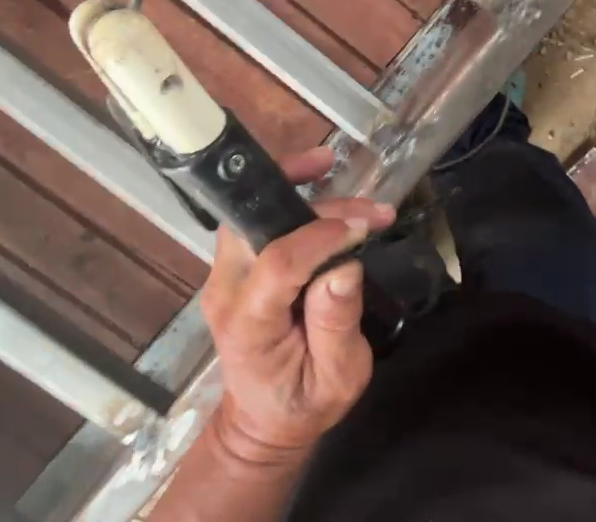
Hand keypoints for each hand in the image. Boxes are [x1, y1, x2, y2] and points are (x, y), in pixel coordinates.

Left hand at [199, 146, 394, 469]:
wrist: (263, 422)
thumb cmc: (304, 403)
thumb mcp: (337, 379)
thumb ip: (337, 324)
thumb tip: (345, 268)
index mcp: (249, 326)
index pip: (278, 264)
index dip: (322, 237)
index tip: (365, 227)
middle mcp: (226, 291)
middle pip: (259, 226)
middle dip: (315, 206)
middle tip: (370, 211)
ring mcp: (225, 275)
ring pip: (254, 212)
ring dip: (299, 188)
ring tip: (347, 183)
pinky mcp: (235, 265)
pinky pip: (256, 217)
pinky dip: (287, 191)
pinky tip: (318, 173)